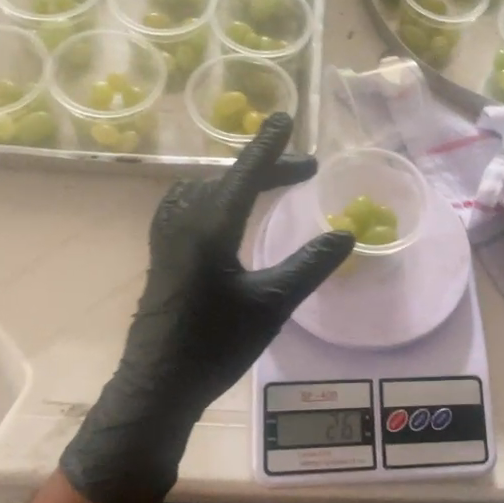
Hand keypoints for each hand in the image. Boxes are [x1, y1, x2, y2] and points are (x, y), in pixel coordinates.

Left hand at [60, 113, 354, 502]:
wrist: (158, 384)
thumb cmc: (216, 344)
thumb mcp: (273, 304)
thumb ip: (309, 264)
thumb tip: (345, 233)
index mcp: (211, 227)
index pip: (245, 173)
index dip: (270, 147)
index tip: (285, 118)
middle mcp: (185, 223)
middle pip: (228, 178)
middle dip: (266, 168)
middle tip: (305, 170)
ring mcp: (168, 239)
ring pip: (204, 190)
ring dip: (238, 181)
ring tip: (267, 185)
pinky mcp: (164, 257)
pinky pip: (188, 207)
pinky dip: (215, 197)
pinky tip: (225, 215)